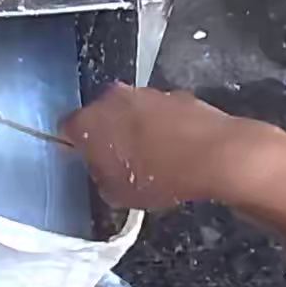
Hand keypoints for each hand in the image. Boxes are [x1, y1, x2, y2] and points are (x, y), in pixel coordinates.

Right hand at [59, 82, 285, 210]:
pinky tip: (174, 150)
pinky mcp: (177, 94)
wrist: (218, 157)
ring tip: (149, 158)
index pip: (67, 129)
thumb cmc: (157, 178)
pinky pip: (159, 112)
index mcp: (88, 121)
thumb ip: (100, 176)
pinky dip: (161, 127)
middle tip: (115, 162)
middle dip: (104, 135)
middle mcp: (113, 98)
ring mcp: (147, 92)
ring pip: (129, 111)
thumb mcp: (114, 194)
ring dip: (133, 129)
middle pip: (99, 115)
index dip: (74, 147)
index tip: (85, 162)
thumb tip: (103, 169)